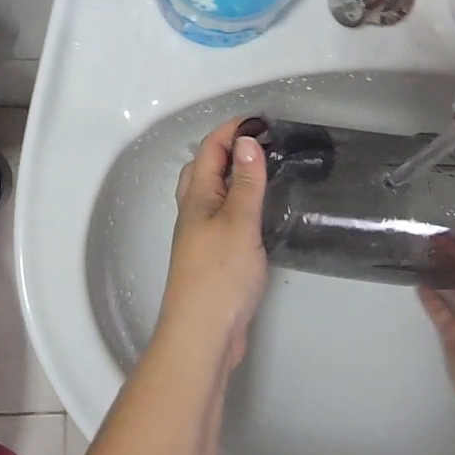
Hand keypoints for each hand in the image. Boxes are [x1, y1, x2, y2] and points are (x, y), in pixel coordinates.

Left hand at [158, 116, 270, 366]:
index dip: (230, 130)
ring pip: (211, 194)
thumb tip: (245, 141)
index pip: (210, 150)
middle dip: (227, 148)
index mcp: (197, 198)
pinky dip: (237, 202)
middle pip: (204, 168)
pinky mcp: (212, 258)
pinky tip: (256, 214)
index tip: (259, 119)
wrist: (203, 334)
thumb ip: (245, 183)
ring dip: (231, 175)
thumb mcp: (239, 222)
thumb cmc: (220, 275)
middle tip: (260, 142)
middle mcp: (194, 212)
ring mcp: (200, 236)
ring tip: (260, 171)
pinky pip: (222, 216)